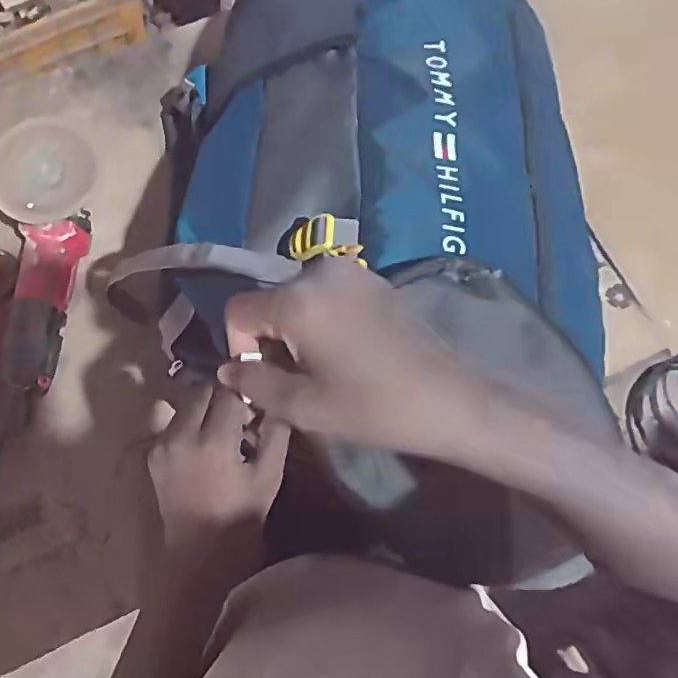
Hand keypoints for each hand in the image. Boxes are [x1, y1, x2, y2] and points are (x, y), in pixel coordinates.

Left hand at [144, 385, 290, 606]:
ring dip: (204, 409)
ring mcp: (162, 444)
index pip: (229, 393)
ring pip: (184, 405)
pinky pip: (171, 424)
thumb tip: (274, 404)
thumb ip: (275, 434)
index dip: (247, 395)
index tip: (257, 407)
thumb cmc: (240, 520)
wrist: (199, 556)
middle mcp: (181, 435)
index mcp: (213, 441)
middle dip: (222, 397)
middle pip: (202, 392)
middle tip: (240, 417)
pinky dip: (188, 424)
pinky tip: (204, 446)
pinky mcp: (153, 455)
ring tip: (222, 431)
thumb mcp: (269, 477)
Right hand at [216, 258, 484, 456]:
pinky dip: (320, 318)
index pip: (238, 310)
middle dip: (269, 338)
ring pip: (296, 296)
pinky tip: (344, 350)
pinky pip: (325, 293)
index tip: (264, 376)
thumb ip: (253, 384)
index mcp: (297, 300)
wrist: (450, 399)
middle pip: (268, 301)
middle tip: (293, 376)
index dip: (240, 346)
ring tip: (319, 365)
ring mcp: (351, 270)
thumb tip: (228, 369)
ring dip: (294, 329)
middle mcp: (319, 271)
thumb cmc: (372, 407)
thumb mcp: (302, 407)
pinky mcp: (373, 279)